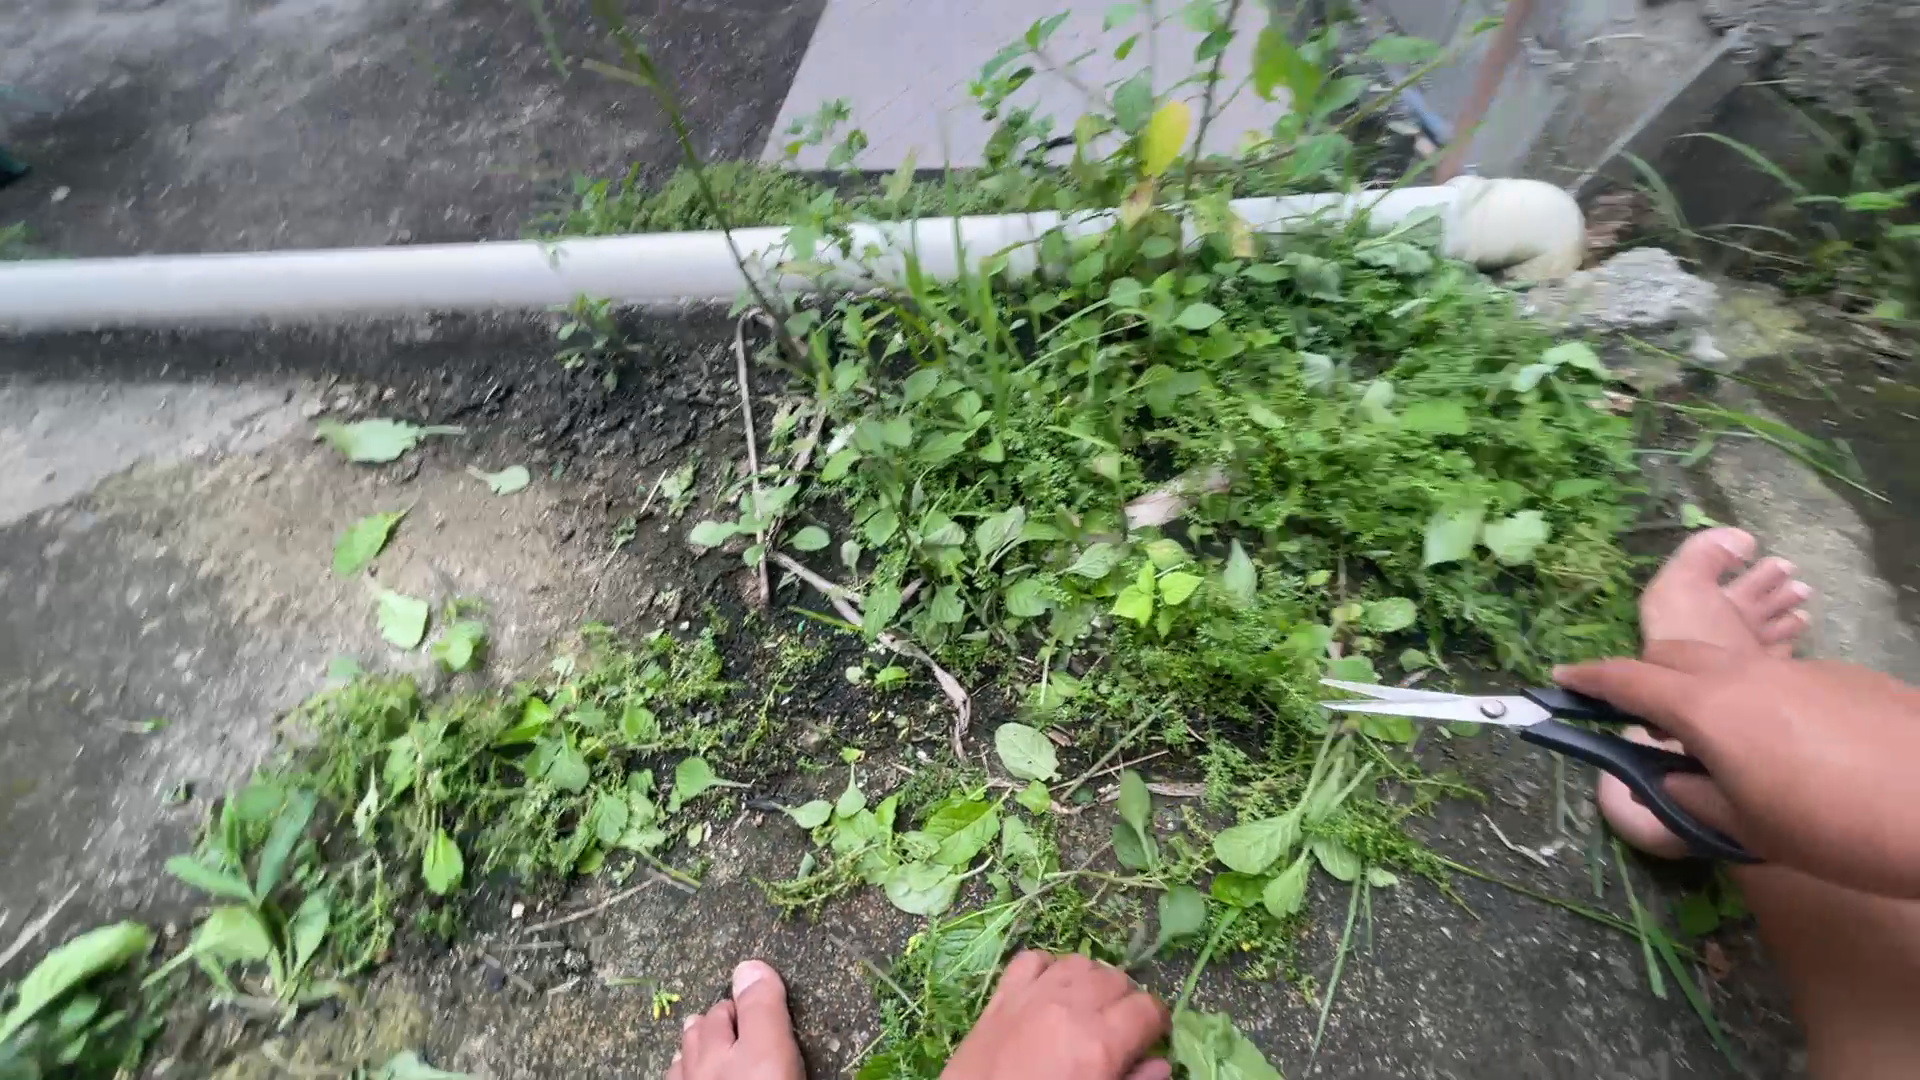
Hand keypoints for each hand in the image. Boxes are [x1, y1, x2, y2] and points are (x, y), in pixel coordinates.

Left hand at [942, 951, 1170, 1079]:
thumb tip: (1161, 1063)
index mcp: (1099, 1044)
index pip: (1146, 1008)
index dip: (1157, 1021)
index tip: (1155, 1036)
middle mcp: (1070, 1007)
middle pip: (1116, 979)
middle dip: (1127, 1000)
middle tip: (1123, 1026)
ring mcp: (1033, 994)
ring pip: (1079, 961)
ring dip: (1092, 979)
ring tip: (1090, 1005)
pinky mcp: (1003, 993)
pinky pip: (1033, 959)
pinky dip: (1048, 967)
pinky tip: (1052, 988)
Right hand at [1556, 640, 1919, 897]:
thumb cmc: (1843, 830)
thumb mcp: (1746, 826)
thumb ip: (1689, 791)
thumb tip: (1674, 774)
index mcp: (1705, 707)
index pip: (1622, 679)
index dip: (1584, 677)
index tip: (1559, 678)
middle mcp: (1745, 674)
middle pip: (1670, 654)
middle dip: (1645, 675)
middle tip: (1648, 716)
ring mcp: (1804, 671)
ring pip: (1731, 665)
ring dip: (1711, 690)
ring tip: (1742, 743)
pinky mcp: (1856, 680)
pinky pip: (1788, 679)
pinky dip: (1770, 700)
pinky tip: (1813, 748)